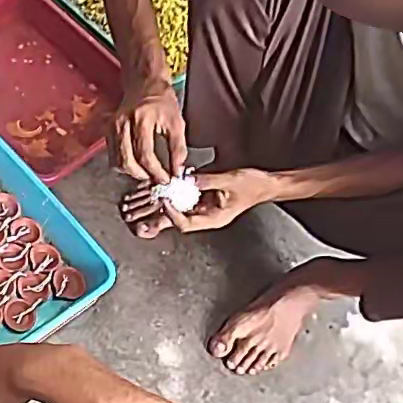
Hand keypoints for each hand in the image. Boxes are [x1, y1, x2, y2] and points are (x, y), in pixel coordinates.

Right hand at [111, 80, 188, 183]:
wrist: (144, 85)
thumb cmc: (162, 103)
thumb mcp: (176, 122)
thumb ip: (177, 148)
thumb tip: (177, 170)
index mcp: (142, 119)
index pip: (145, 154)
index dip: (156, 171)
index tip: (166, 179)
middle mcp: (123, 124)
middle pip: (127, 161)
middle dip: (143, 175)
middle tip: (156, 179)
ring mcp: (112, 128)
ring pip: (117, 162)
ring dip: (132, 173)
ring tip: (147, 173)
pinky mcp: (107, 133)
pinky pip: (112, 157)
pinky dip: (124, 166)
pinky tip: (136, 165)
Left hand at [118, 167, 279, 238]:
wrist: (265, 184)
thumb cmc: (253, 185)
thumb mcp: (230, 181)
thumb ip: (208, 181)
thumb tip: (187, 180)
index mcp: (212, 219)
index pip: (184, 223)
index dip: (172, 214)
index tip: (164, 201)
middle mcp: (203, 217)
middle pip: (174, 221)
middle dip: (156, 218)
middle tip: (137, 216)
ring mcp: (201, 209)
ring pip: (175, 211)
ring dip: (159, 207)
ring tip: (141, 205)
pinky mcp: (200, 200)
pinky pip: (181, 200)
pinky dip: (170, 196)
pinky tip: (158, 191)